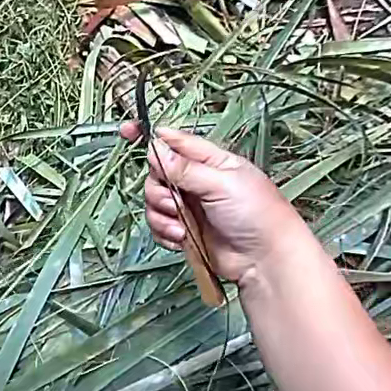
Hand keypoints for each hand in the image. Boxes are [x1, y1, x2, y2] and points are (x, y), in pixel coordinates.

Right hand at [118, 122, 309, 285]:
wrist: (263, 259)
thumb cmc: (256, 214)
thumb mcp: (222, 183)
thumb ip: (186, 168)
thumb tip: (155, 148)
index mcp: (210, 161)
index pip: (175, 142)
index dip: (151, 137)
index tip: (126, 131)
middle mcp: (197, 181)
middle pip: (157, 174)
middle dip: (159, 190)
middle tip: (176, 204)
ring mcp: (190, 207)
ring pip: (155, 202)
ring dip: (162, 215)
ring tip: (182, 227)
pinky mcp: (185, 231)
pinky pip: (159, 226)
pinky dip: (165, 233)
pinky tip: (181, 239)